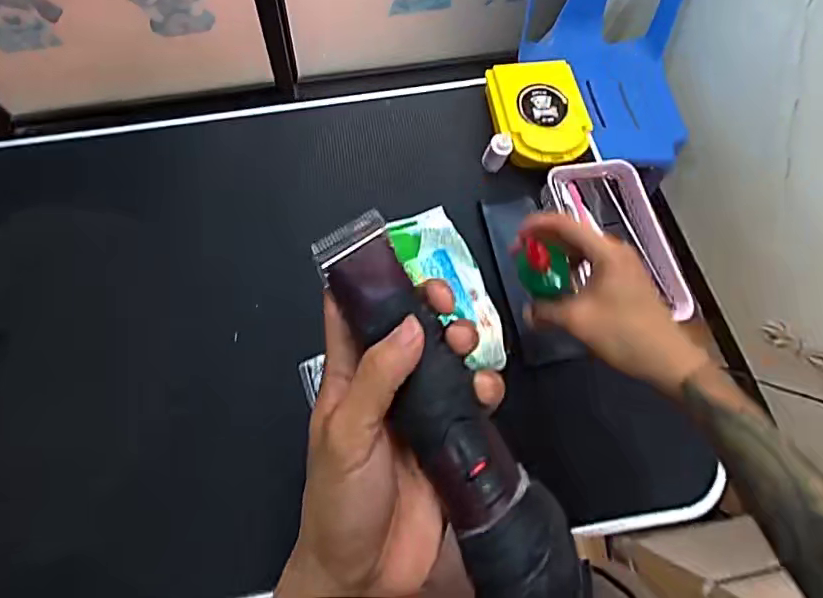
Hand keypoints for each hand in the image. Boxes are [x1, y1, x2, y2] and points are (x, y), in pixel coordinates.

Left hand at [277, 280, 505, 596]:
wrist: (366, 577)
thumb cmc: (337, 505)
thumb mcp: (345, 436)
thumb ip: (376, 379)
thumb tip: (408, 326)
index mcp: (351, 377)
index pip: (353, 316)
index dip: (370, 282)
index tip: (391, 257)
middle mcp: (388, 384)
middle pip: (410, 326)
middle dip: (429, 304)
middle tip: (442, 296)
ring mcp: (421, 408)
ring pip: (446, 354)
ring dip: (461, 338)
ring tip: (464, 340)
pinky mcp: (451, 433)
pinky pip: (473, 396)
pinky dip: (484, 384)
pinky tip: (483, 389)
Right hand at [521, 213, 712, 396]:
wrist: (668, 358)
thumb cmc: (624, 333)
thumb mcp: (578, 321)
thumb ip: (547, 310)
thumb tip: (528, 310)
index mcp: (605, 251)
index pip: (565, 223)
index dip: (538, 224)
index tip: (517, 236)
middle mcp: (615, 250)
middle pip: (574, 234)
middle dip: (545, 242)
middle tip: (522, 255)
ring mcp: (623, 264)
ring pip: (583, 249)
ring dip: (559, 256)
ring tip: (538, 270)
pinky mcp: (626, 279)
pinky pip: (593, 263)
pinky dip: (574, 268)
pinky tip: (563, 285)